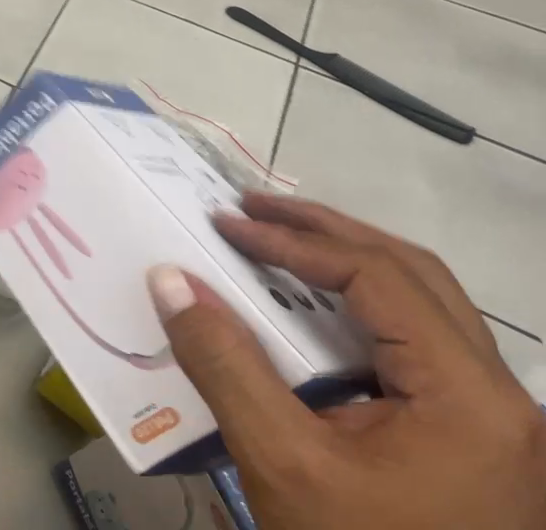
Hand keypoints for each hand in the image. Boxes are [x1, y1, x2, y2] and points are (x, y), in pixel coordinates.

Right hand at [147, 192, 545, 529]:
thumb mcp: (281, 460)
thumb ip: (225, 364)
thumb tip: (169, 279)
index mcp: (469, 396)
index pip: (378, 278)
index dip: (294, 241)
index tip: (222, 224)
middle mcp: (498, 395)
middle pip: (416, 276)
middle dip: (326, 230)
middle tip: (247, 207)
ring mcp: (491, 419)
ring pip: (423, 305)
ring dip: (344, 261)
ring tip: (272, 238)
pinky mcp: (470, 437)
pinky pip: (414, 342)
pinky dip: (354, 304)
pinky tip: (305, 306)